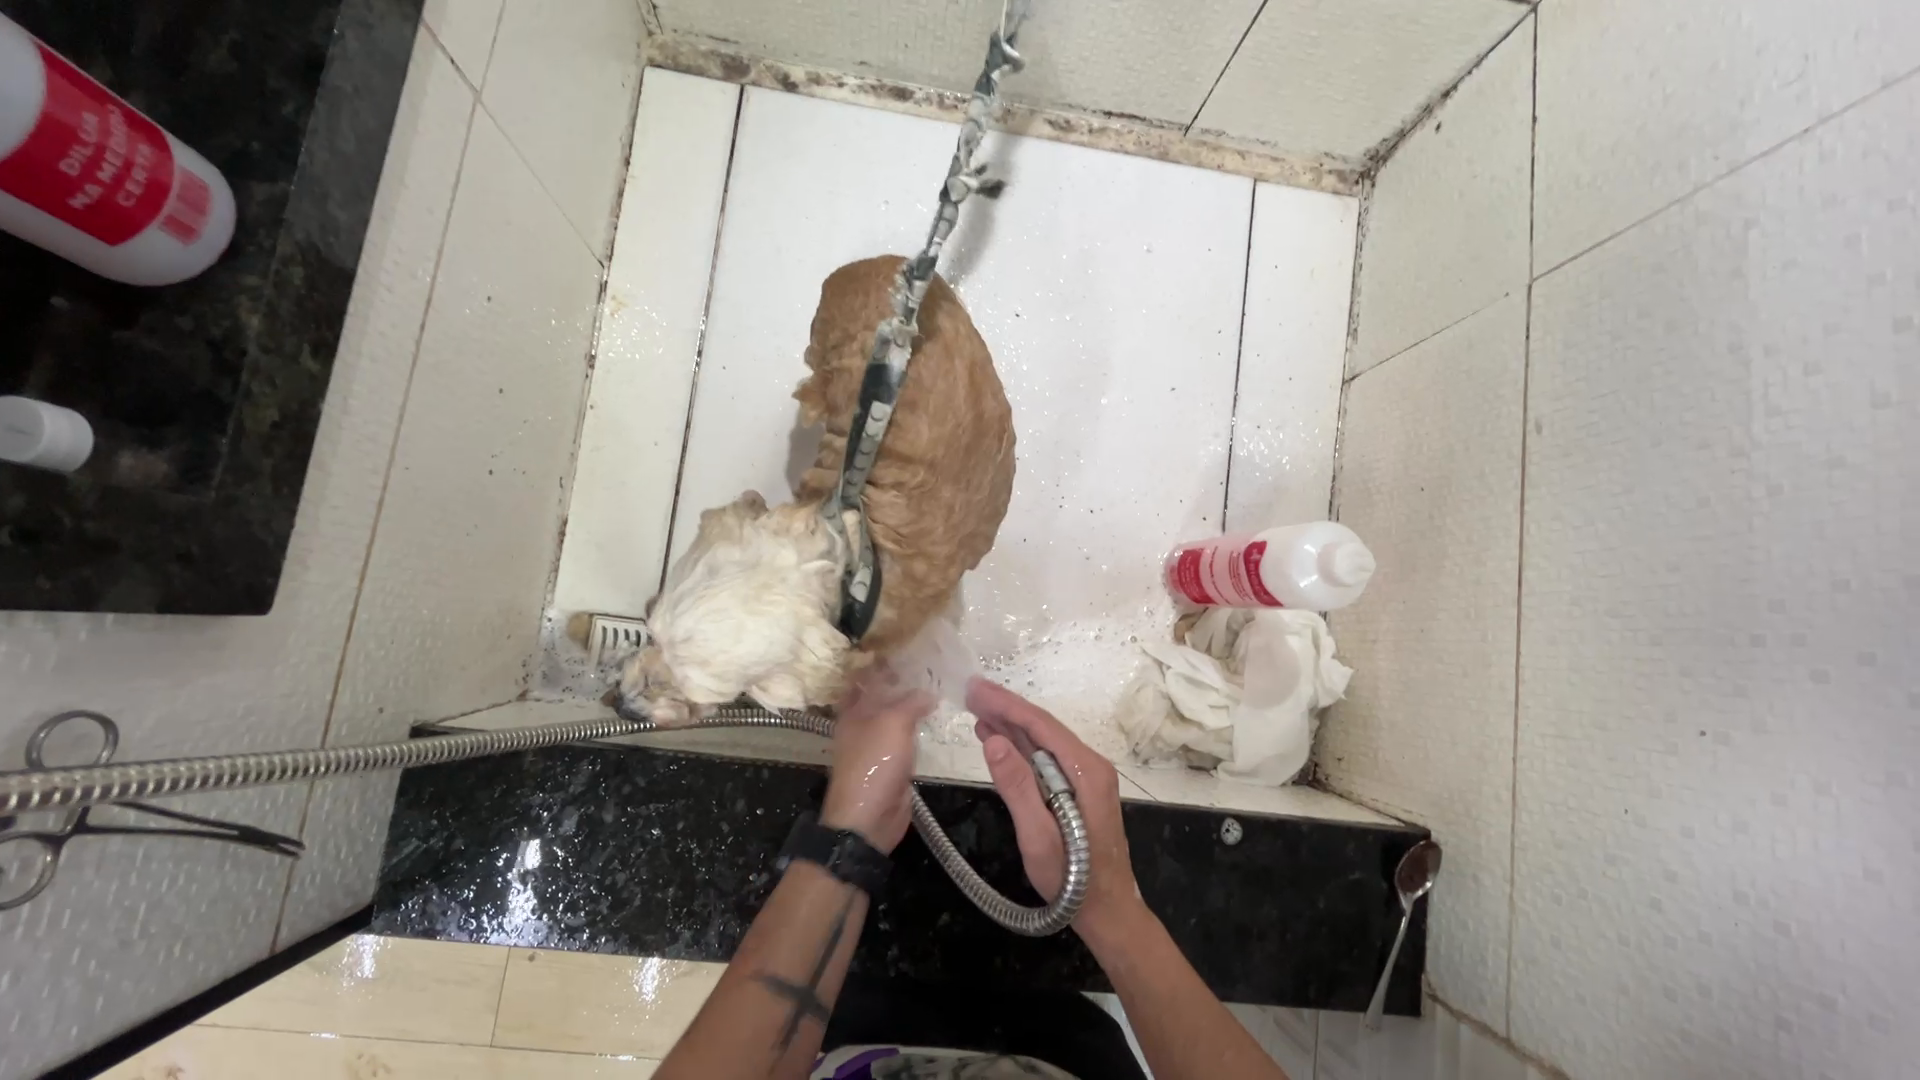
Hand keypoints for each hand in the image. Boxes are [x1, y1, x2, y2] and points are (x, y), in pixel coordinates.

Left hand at [821, 665, 932, 854]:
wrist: (868, 819)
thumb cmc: (873, 763)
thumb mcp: (893, 723)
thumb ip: (911, 702)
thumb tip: (929, 692)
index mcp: (853, 709)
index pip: (867, 675)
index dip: (884, 660)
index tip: (911, 646)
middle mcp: (862, 723)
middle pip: (884, 695)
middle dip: (905, 681)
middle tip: (936, 665)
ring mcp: (877, 745)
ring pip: (897, 716)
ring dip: (915, 704)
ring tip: (942, 687)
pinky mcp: (892, 764)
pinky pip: (907, 739)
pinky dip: (920, 728)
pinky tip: (938, 720)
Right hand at [966, 678, 1145, 945]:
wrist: (1108, 913)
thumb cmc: (1073, 881)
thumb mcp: (1039, 837)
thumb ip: (1017, 788)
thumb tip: (994, 740)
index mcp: (1085, 771)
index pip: (1041, 725)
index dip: (1006, 704)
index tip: (976, 688)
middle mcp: (1089, 766)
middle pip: (1042, 727)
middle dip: (1005, 707)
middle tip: (969, 691)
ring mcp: (1085, 777)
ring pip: (1043, 741)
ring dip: (1009, 724)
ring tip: (976, 709)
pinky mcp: (1079, 790)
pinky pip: (1045, 758)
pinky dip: (1019, 745)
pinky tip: (997, 739)